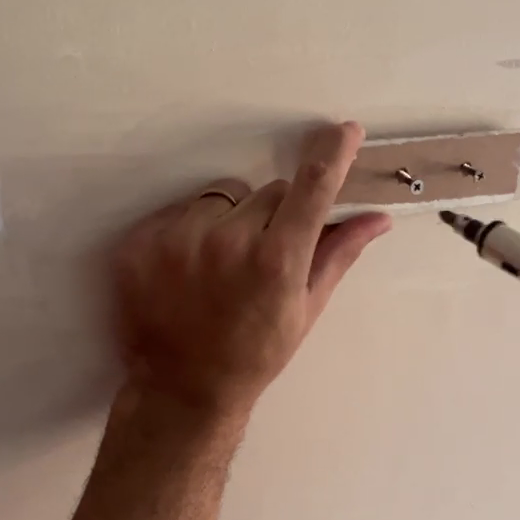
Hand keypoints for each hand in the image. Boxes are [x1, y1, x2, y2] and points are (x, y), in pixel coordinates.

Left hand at [112, 121, 390, 421]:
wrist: (183, 388)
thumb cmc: (255, 355)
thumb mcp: (304, 311)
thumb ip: (337, 256)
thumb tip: (377, 219)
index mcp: (277, 261)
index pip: (312, 186)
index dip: (332, 153)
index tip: (343, 131)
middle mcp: (228, 241)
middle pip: (268, 192)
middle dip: (276, 215)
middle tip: (264, 259)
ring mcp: (179, 239)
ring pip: (222, 197)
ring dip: (230, 219)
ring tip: (221, 266)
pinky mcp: (142, 242)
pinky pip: (180, 211)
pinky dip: (190, 232)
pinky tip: (190, 270)